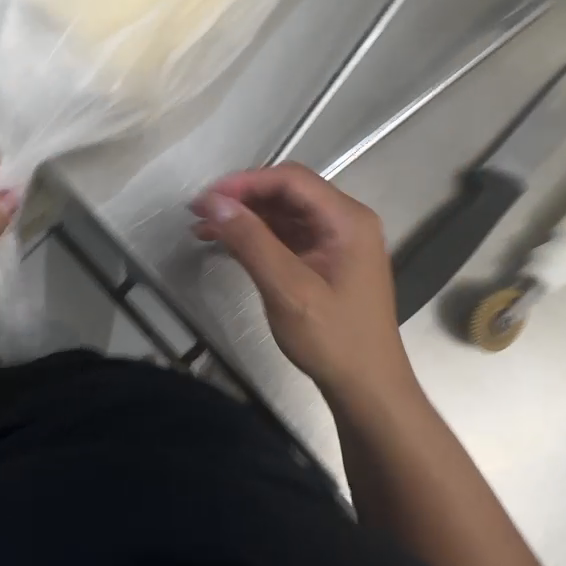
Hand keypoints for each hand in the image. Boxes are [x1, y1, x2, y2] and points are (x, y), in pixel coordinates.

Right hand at [192, 164, 414, 401]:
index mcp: (347, 220)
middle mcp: (345, 222)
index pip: (290, 180)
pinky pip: (286, 236)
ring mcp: (336, 242)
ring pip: (284, 214)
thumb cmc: (332, 338)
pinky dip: (256, 237)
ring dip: (244, 218)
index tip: (204, 199)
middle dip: (241, 199)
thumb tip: (213, 202)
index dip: (244, 183)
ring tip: (203, 230)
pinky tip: (227, 245)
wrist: (366, 385)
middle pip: (287, 192)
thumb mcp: (287, 288)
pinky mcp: (325, 261)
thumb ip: (250, 241)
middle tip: (199, 213)